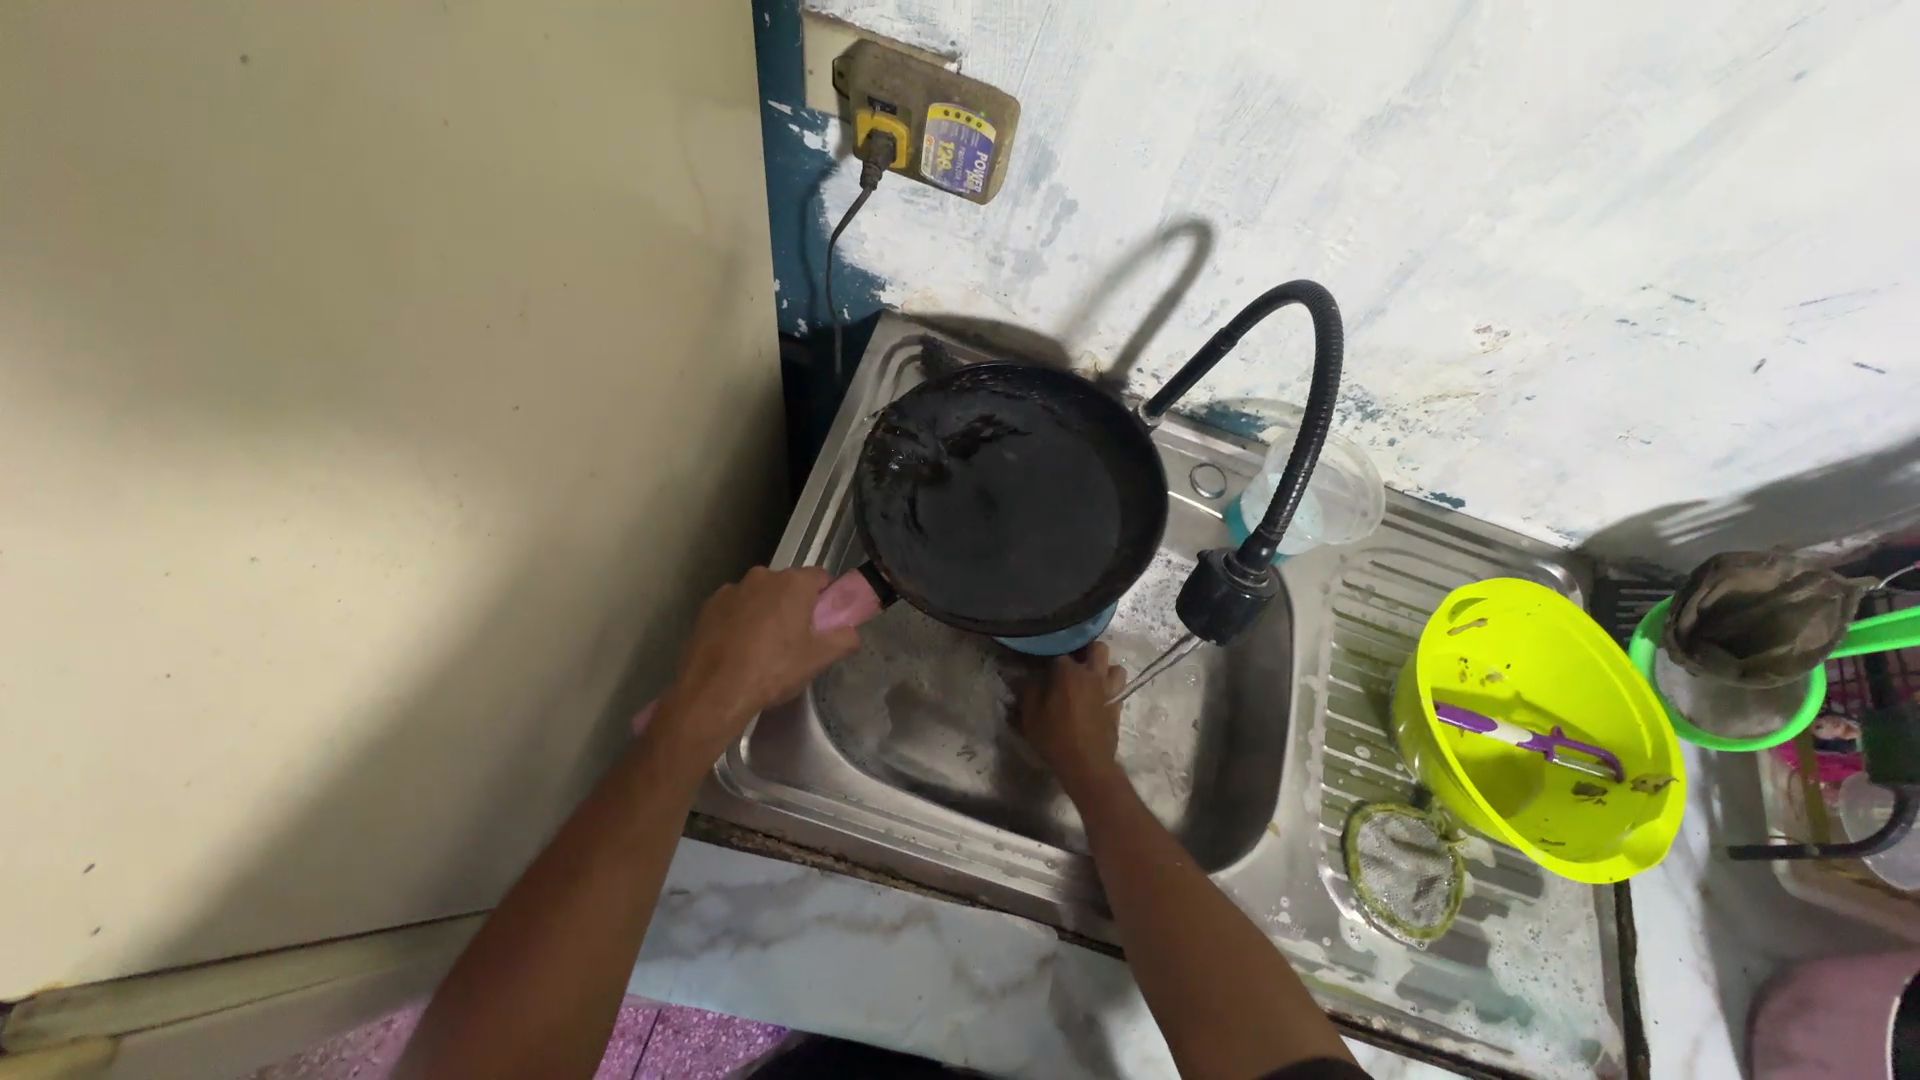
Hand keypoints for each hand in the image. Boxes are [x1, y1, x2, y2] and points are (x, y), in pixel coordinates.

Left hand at [654, 566, 859, 763]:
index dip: (825, 597)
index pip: (820, 576)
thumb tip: (851, 634)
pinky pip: (734, 608)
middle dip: (793, 605)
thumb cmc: (773, 670)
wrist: (715, 691)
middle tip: (795, 639)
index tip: (823, 621)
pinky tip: (738, 649)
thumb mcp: (818, 659)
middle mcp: (761, 577)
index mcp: (793, 583)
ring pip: (759, 596)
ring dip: (765, 612)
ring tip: (762, 648)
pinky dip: (740, 621)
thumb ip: (844, 640)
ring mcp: (732, 590)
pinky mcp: (708, 606)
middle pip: (787, 585)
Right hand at [1017, 642, 1126, 796]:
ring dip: (1105, 669)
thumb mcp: (1030, 716)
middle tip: (1073, 663)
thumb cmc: (1055, 738)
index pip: (1059, 653)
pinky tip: (1099, 697)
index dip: (1050, 659)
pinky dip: (1110, 688)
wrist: (1086, 764)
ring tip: (1092, 679)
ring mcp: (1109, 690)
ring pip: (1115, 666)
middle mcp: (1092, 675)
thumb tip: (1029, 678)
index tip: (1043, 667)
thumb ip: (1029, 691)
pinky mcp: (1118, 706)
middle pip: (1096, 649)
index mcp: (1068, 672)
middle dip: (1086, 651)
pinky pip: (1118, 688)